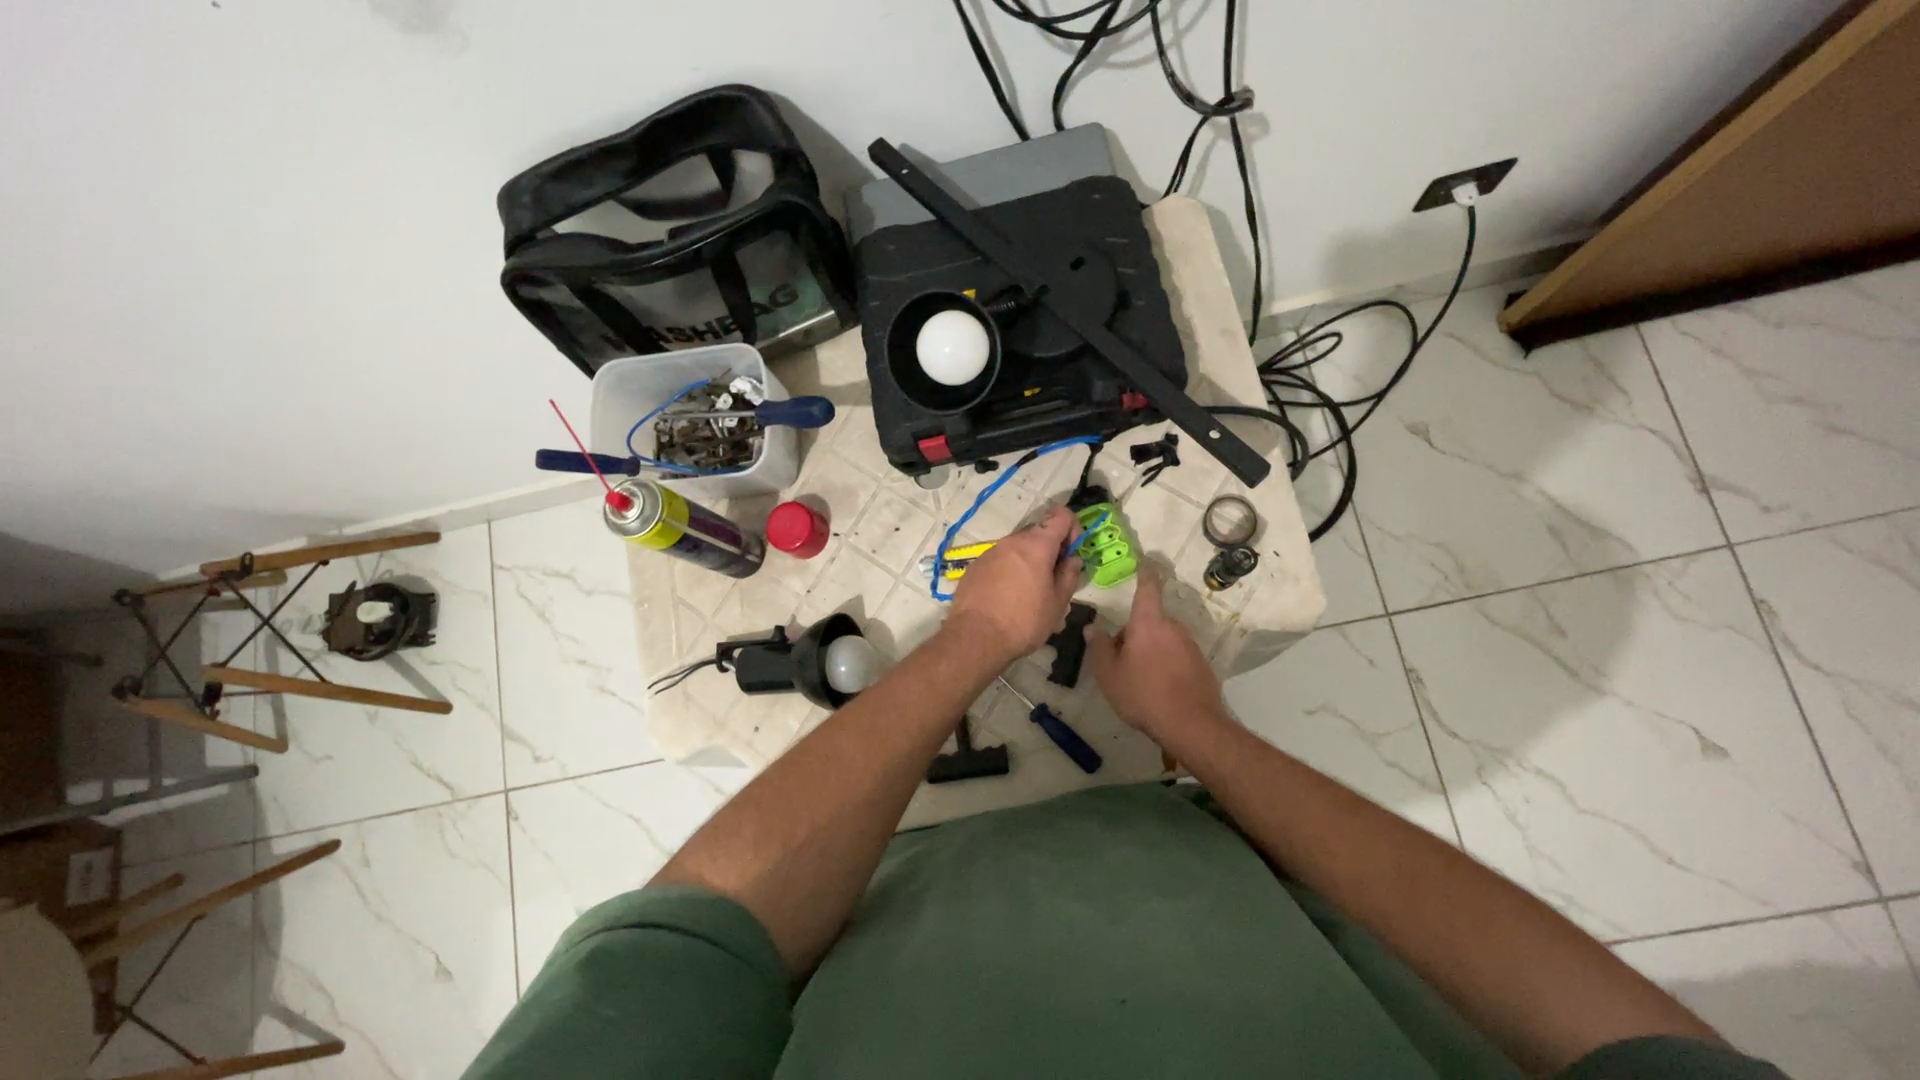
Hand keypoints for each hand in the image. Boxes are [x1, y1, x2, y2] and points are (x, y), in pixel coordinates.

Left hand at [944, 504, 1084, 663]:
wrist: (975, 638)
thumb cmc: (1023, 621)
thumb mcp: (1057, 603)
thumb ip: (1069, 575)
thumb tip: (1072, 559)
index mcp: (1036, 545)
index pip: (1062, 516)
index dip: (1073, 530)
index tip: (1070, 555)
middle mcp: (1011, 541)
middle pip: (1038, 533)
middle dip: (1050, 550)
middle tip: (1053, 580)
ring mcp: (990, 552)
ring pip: (1017, 548)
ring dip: (1029, 562)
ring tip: (1030, 594)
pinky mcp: (975, 567)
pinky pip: (1000, 561)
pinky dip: (1009, 571)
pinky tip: (1007, 598)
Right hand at [1084, 571, 1225, 740]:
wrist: (1191, 724)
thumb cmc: (1143, 695)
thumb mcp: (1109, 674)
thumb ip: (1099, 648)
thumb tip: (1092, 627)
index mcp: (1148, 623)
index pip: (1148, 588)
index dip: (1145, 572)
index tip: (1145, 561)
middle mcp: (1172, 627)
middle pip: (1150, 621)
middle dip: (1135, 633)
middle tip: (1120, 659)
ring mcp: (1190, 645)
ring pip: (1163, 639)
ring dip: (1150, 650)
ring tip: (1138, 679)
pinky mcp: (1201, 664)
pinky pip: (1177, 656)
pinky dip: (1166, 664)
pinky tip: (1159, 689)